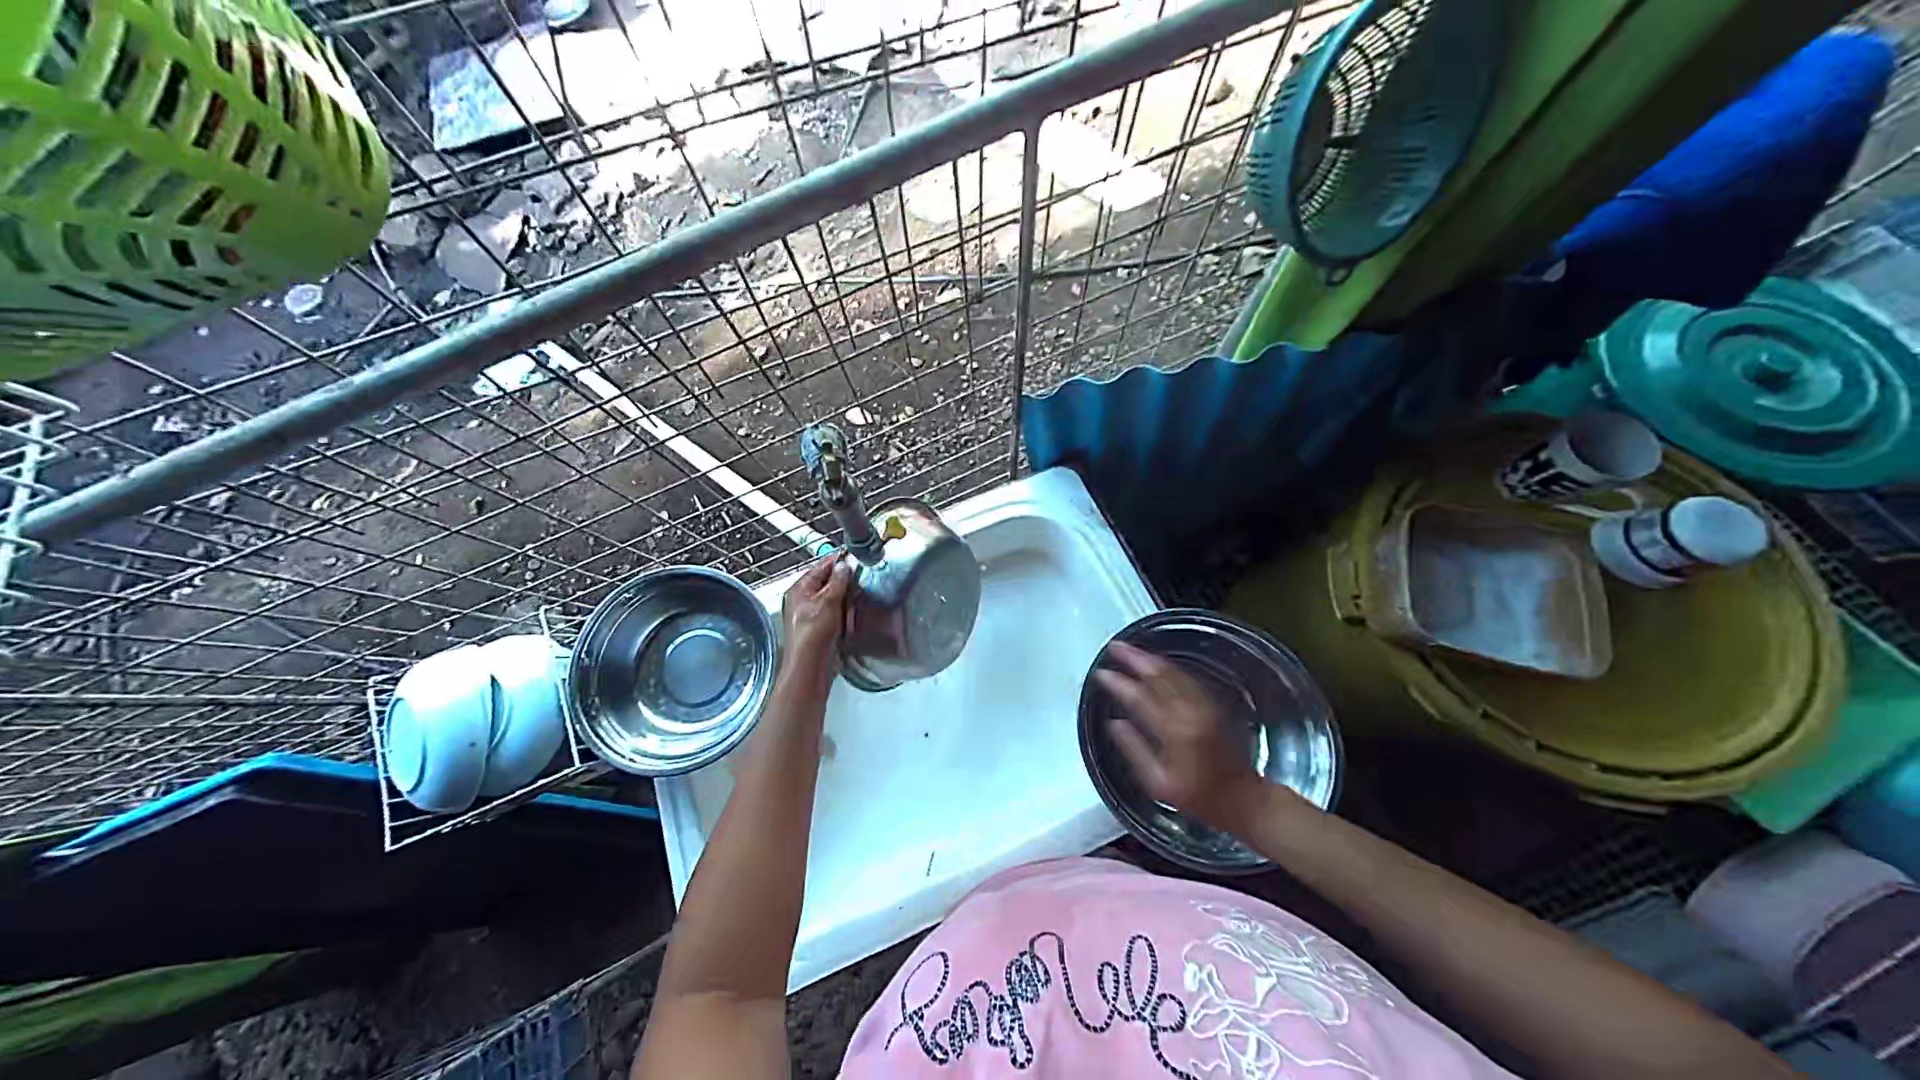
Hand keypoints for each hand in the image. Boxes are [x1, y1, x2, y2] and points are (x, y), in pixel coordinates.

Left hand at [780, 554, 852, 685]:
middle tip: (860, 575)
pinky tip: (853, 612)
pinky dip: (845, 610)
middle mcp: (802, 600)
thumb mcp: (829, 601)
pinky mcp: (821, 628)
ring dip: (845, 596)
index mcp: (799, 589)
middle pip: (826, 581)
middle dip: (843, 579)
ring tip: (859, 593)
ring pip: (832, 598)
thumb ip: (838, 581)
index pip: (820, 566)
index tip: (853, 557)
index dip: (837, 560)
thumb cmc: (812, 635)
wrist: (811, 666)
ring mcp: (811, 614)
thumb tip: (844, 567)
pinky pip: (835, 612)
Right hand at [1094, 641, 1264, 830]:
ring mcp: (1205, 706)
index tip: (1101, 674)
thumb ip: (1133, 750)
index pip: (1139, 697)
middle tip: (1116, 647)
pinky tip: (1158, 663)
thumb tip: (1115, 724)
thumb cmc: (1199, 797)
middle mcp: (1191, 712)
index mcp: (1174, 732)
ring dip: (1152, 658)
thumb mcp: (1157, 782)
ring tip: (1132, 649)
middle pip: (1159, 675)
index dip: (1118, 683)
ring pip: (1175, 672)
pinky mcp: (1215, 705)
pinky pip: (1188, 677)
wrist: (1242, 798)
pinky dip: (1170, 667)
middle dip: (1135, 658)